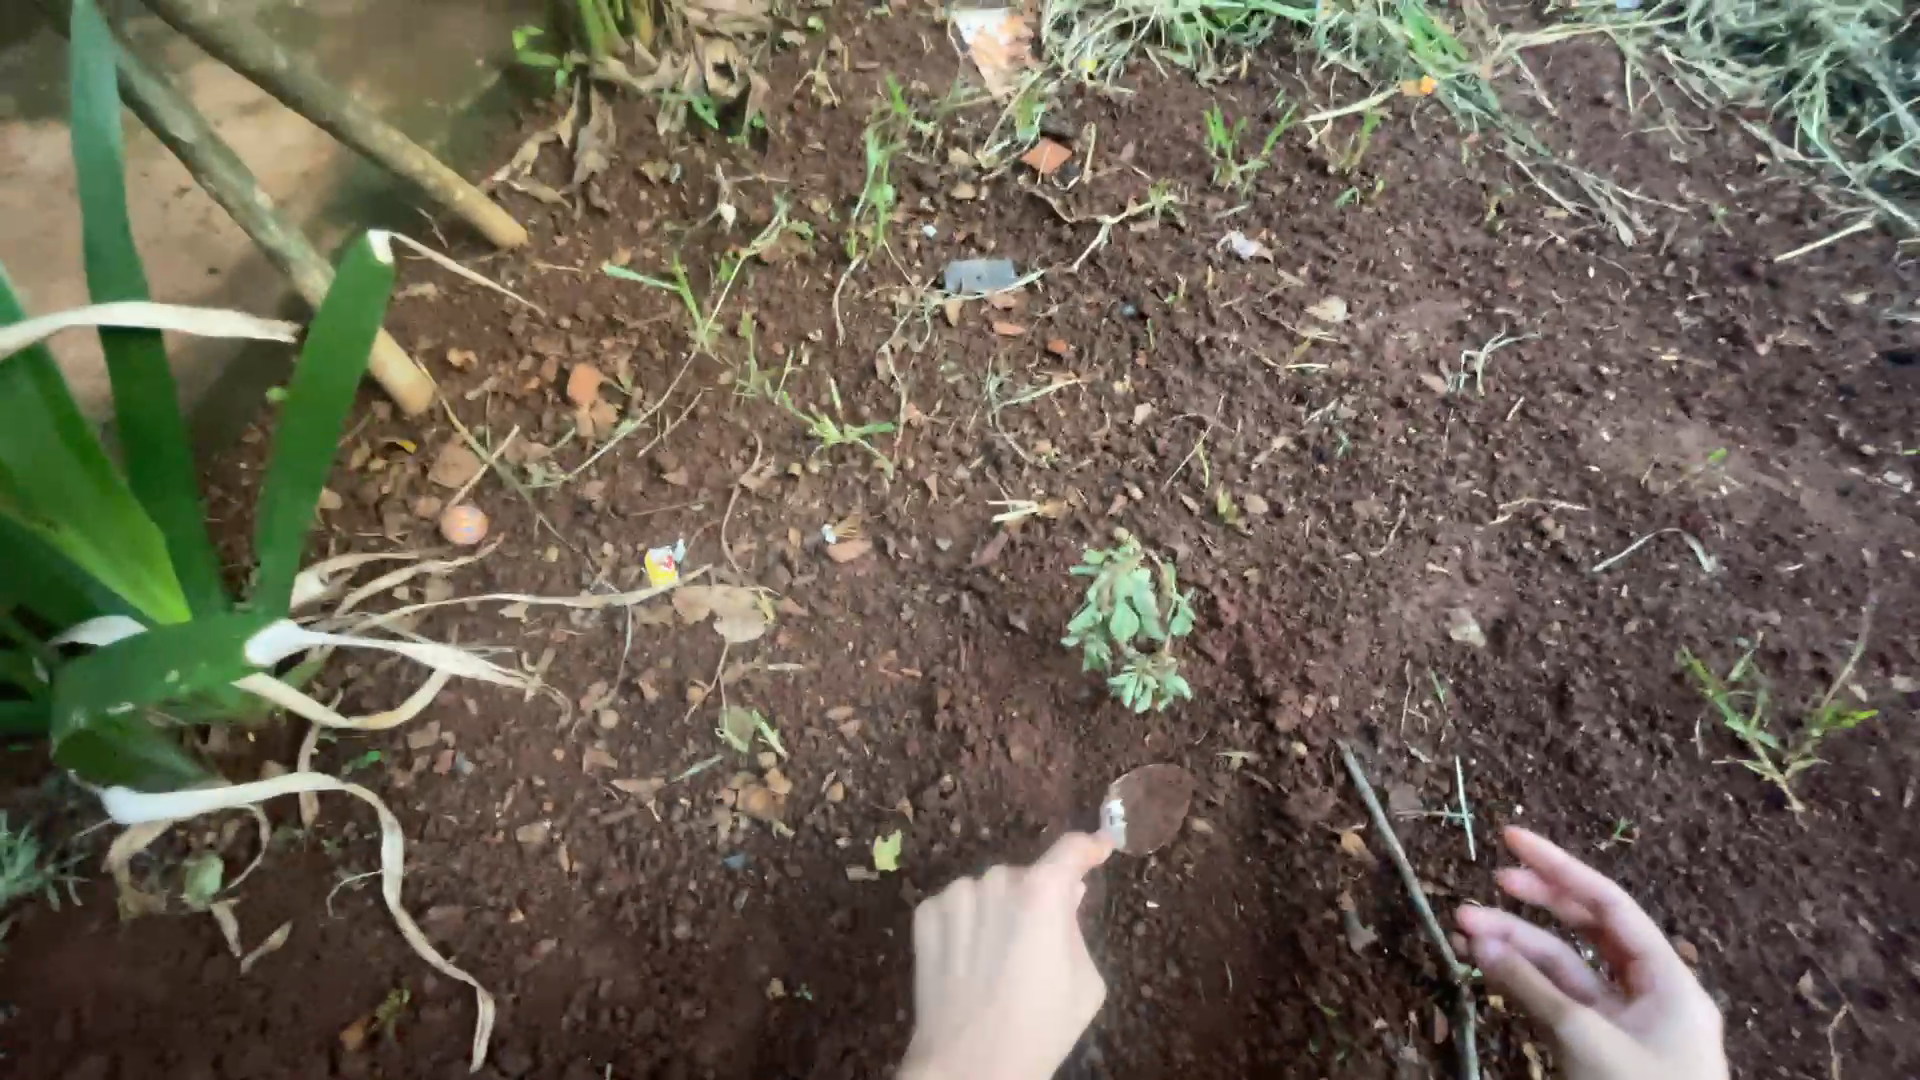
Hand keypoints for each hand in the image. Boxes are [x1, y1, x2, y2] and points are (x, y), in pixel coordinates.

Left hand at [900, 832, 1112, 1079]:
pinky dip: (964, 925)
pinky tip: (967, 962)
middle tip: (1037, 944)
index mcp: (1042, 892)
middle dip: (1035, 900)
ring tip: (997, 962)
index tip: (1099, 847)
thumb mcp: (1084, 983)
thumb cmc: (1040, 1028)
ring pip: (987, 892)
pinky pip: (955, 908)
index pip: (1070, 850)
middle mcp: (997, 879)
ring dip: (996, 911)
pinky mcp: (926, 913)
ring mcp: (957, 894)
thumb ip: (1076, 929)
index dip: (1089, 847)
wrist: (970, 1067)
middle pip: (1025, 879)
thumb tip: (1067, 894)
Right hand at [1457, 827, 1727, 1079]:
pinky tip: (1479, 958)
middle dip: (1534, 902)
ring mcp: (1618, 1019)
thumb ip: (1530, 984)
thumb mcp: (1586, 1038)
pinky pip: (1549, 993)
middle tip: (1492, 878)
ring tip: (1462, 927)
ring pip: (1559, 961)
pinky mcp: (1592, 1042)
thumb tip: (1476, 938)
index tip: (1510, 837)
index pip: (1608, 904)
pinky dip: (1515, 974)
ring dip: (1512, 941)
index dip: (1559, 866)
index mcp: (1668, 983)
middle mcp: (1645, 992)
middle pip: (1584, 928)